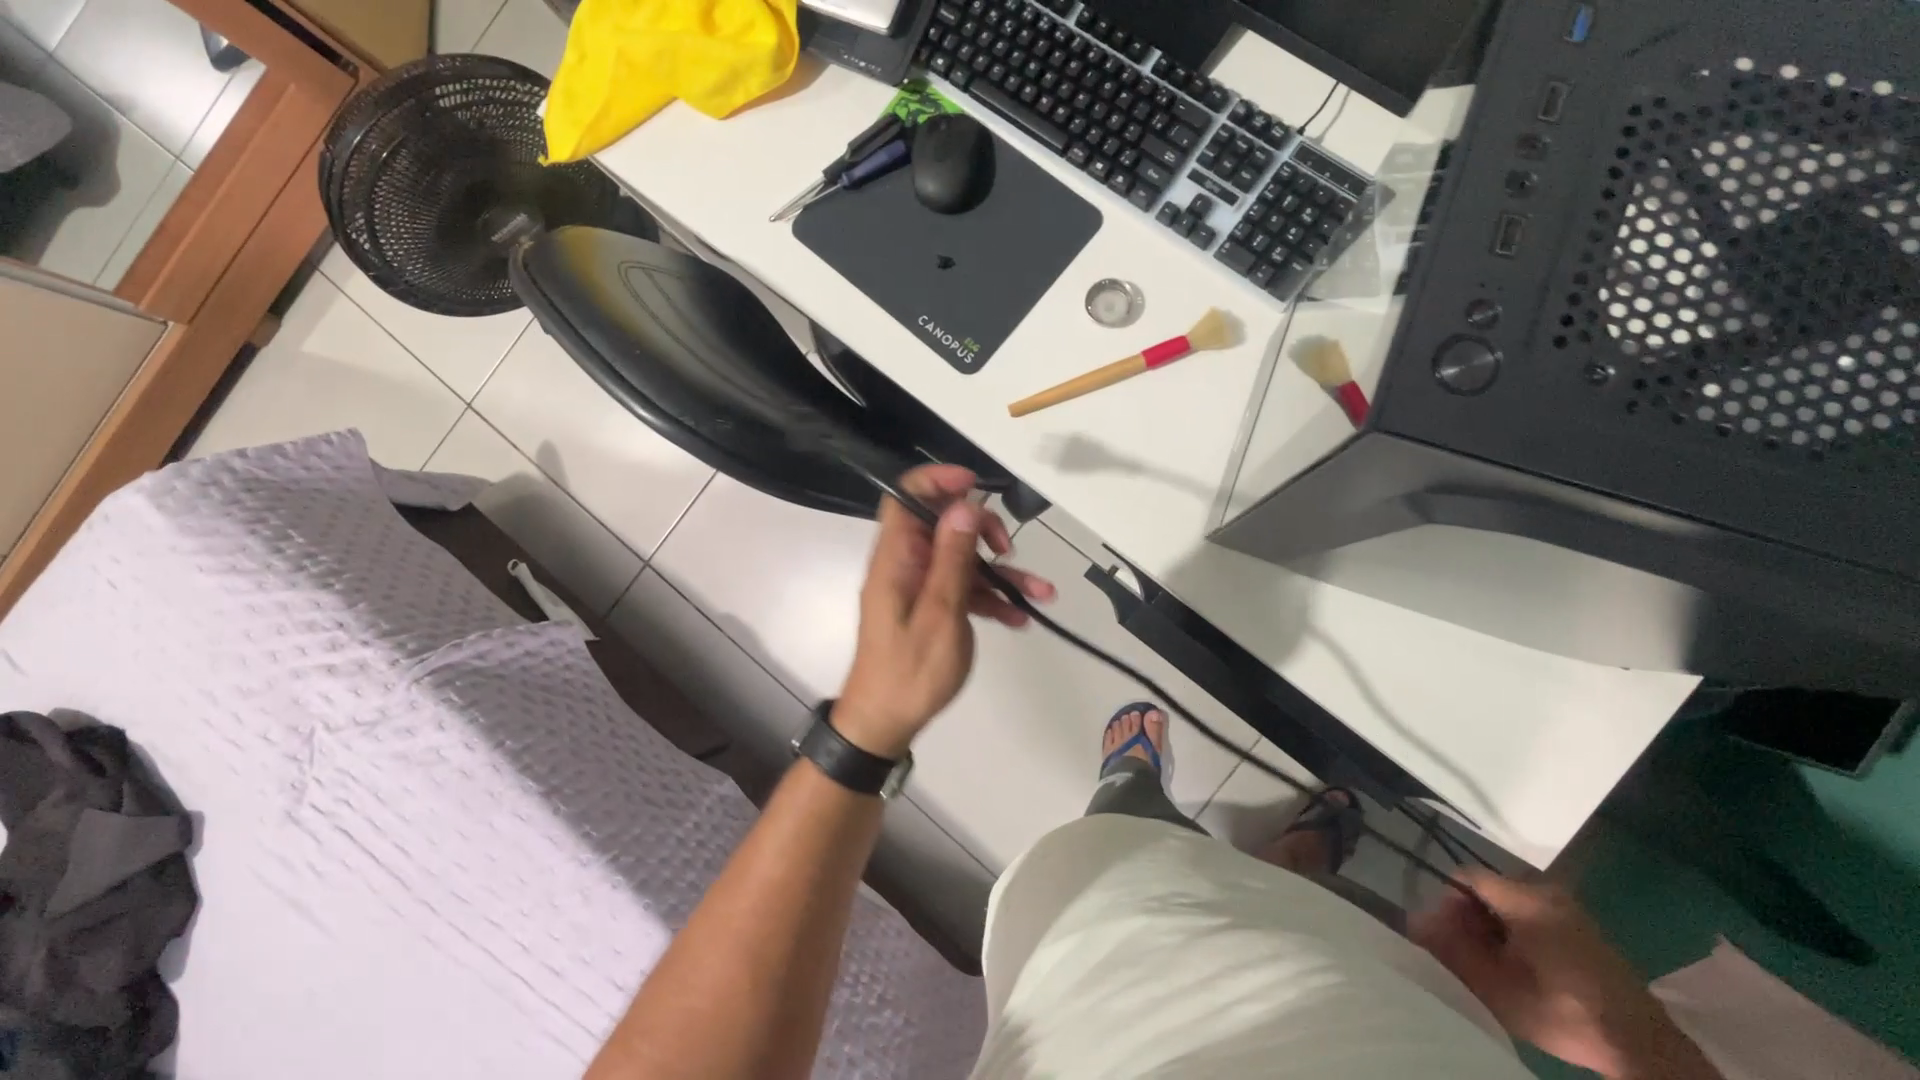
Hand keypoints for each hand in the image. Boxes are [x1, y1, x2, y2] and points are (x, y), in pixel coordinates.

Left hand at [834, 466, 1054, 759]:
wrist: (885, 723)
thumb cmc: (910, 670)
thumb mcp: (939, 613)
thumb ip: (953, 558)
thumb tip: (964, 506)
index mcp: (896, 557)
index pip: (906, 496)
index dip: (939, 481)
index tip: (976, 487)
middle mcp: (906, 564)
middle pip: (943, 524)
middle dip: (982, 530)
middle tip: (1007, 548)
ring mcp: (920, 588)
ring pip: (963, 561)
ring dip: (1001, 572)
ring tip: (1040, 591)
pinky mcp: (933, 610)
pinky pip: (965, 591)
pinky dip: (992, 599)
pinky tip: (1022, 617)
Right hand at [1411, 872, 1718, 1079]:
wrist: (1637, 1044)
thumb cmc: (1561, 1010)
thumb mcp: (1496, 986)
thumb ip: (1452, 948)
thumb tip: (1414, 920)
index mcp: (1526, 898)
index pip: (1468, 876)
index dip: (1447, 900)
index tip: (1445, 934)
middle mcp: (1549, 891)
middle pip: (1490, 887)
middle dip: (1470, 915)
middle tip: (1467, 953)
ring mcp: (1571, 908)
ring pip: (1512, 902)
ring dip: (1494, 925)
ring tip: (1493, 963)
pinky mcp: (1584, 927)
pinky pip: (1536, 913)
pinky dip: (1519, 931)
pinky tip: (1522, 965)